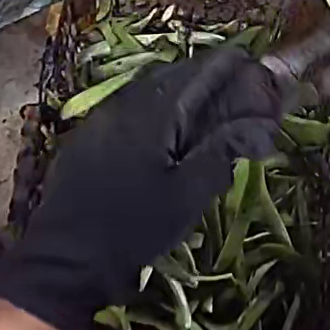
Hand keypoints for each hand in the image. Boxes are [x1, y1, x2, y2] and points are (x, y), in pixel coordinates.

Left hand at [0, 49, 279, 329]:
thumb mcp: (189, 193)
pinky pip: (135, 104)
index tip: (260, 72)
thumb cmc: (133, 227)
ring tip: (214, 106)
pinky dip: (163, 105)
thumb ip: (226, 150)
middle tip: (242, 91)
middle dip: (214, 76)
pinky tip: (173, 129)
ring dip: (187, 89)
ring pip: (155, 87)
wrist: (63, 263)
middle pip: (179, 72)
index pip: (204, 70)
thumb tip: (266, 125)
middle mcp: (127, 101)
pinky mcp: (92, 134)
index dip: (236, 66)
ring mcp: (104, 115)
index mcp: (155, 110)